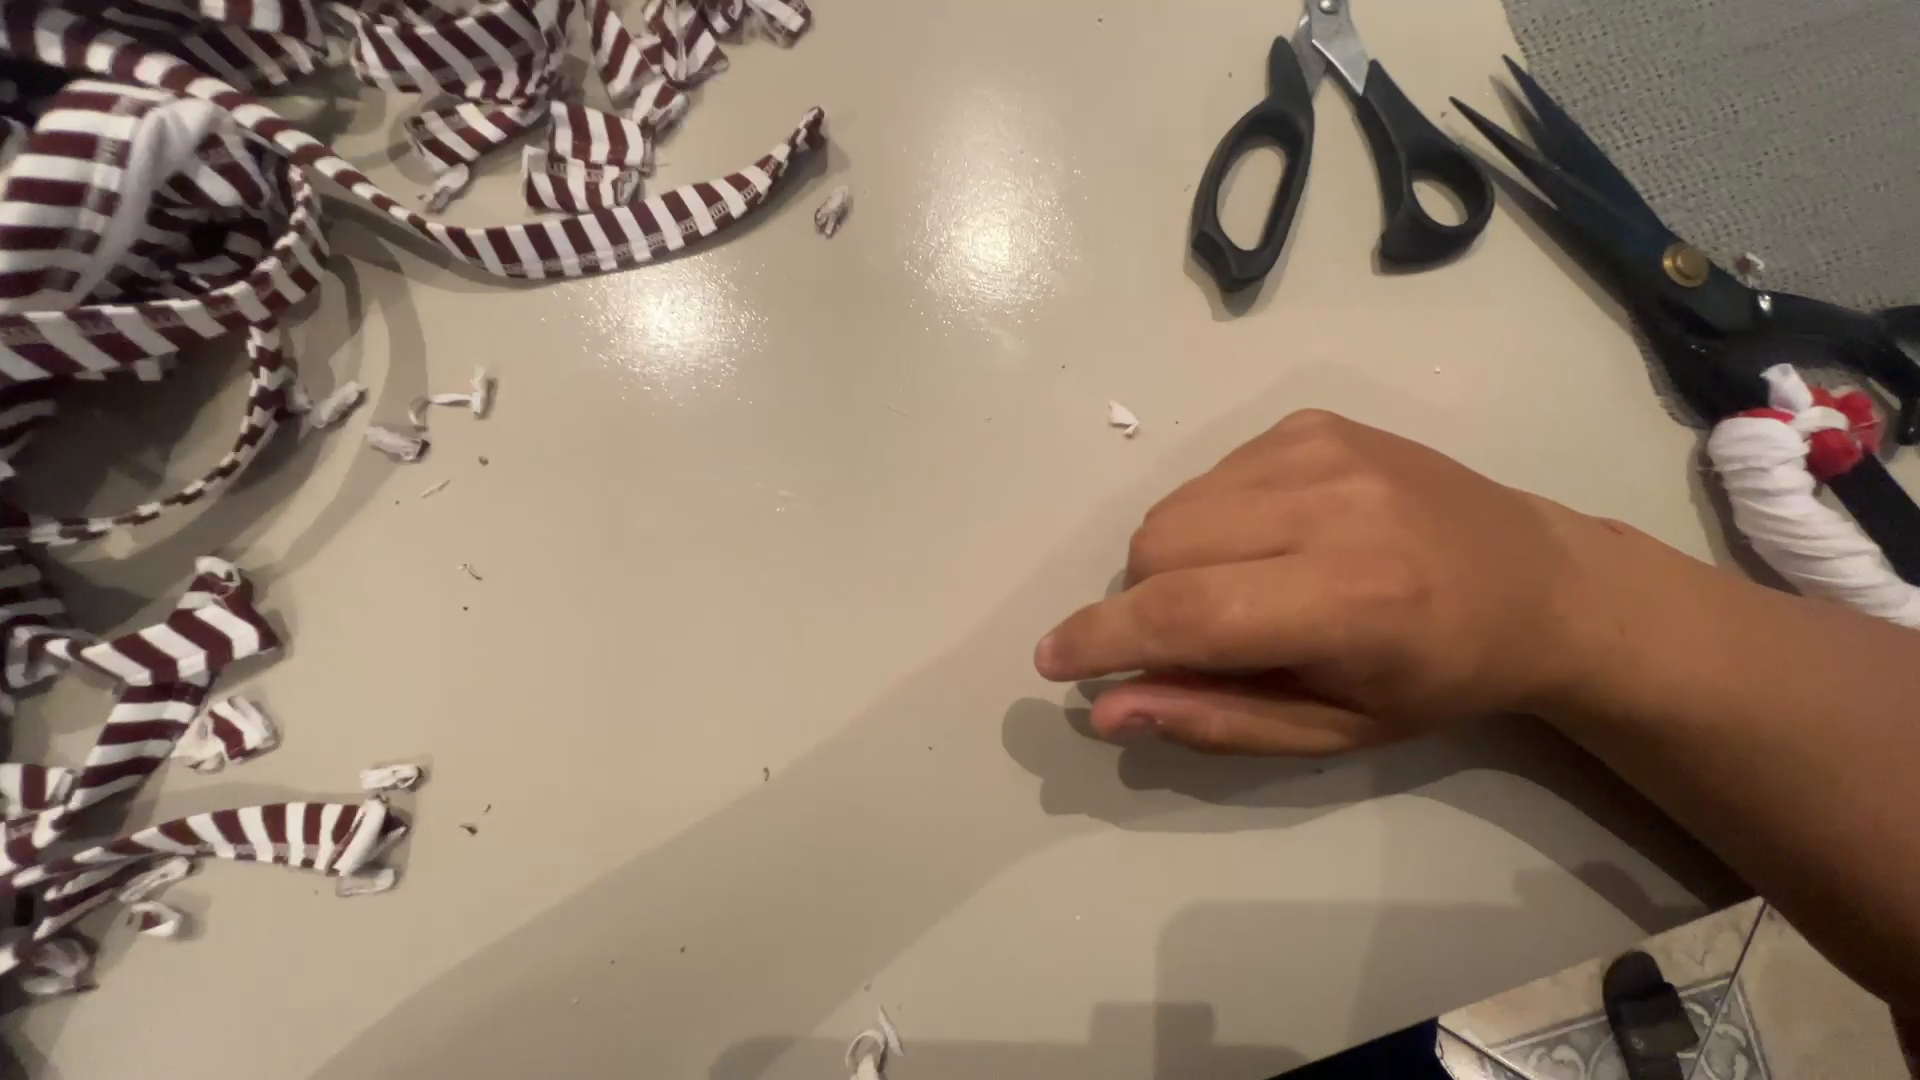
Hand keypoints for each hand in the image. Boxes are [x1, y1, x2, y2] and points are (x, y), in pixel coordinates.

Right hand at [1033, 410, 1647, 754]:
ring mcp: (1319, 448)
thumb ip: (1215, 718)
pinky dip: (1204, 522)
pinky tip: (1260, 541)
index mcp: (1350, 599)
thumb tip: (1109, 710)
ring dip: (1168, 562)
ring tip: (1232, 588)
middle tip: (1183, 638)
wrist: (1540, 580)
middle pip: (1160, 548)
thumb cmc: (1438, 676)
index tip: (1051, 659)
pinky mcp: (1310, 422)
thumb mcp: (1332, 729)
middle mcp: (1330, 504)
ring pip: (1172, 508)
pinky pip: (1205, 478)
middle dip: (1141, 604)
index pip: (1187, 614)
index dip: (1104, 639)